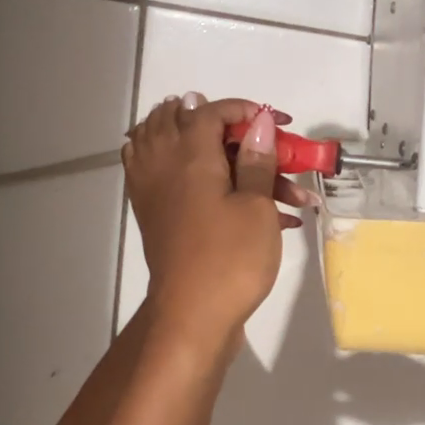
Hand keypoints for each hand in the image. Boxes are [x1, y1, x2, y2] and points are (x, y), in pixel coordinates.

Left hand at [123, 93, 316, 333]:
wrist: (193, 314)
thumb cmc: (231, 258)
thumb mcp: (256, 206)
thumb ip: (256, 160)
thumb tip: (258, 122)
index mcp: (191, 155)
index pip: (210, 112)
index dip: (243, 110)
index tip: (274, 123)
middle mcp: (163, 164)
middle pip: (182, 121)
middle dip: (221, 123)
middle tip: (255, 139)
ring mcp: (151, 189)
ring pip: (163, 141)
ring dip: (194, 137)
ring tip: (228, 147)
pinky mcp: (152, 212)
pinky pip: (156, 170)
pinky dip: (178, 164)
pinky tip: (206, 177)